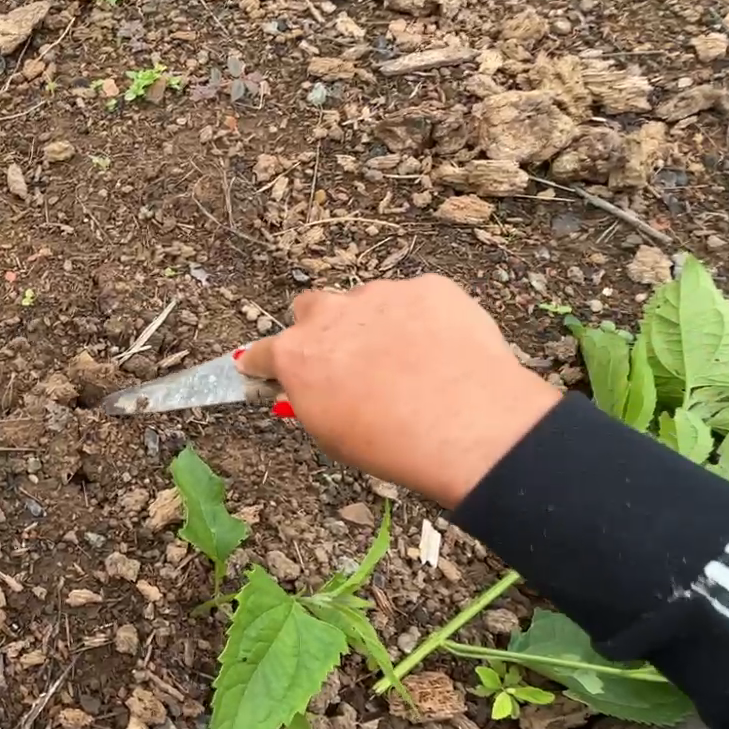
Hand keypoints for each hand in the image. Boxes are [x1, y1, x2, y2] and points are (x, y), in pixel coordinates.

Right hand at [236, 274, 561, 507]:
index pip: (259, 352)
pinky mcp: (428, 287)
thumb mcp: (327, 433)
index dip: (265, 364)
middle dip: (321, 328)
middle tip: (347, 359)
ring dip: (375, 323)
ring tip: (410, 361)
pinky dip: (424, 318)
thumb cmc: (390, 442)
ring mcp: (378, 295)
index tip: (269, 370)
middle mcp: (327, 315)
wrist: (468, 426)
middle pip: (309, 308)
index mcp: (293, 354)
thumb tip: (311, 386)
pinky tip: (443, 350)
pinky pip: (417, 298)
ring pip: (367, 302)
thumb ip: (309, 397)